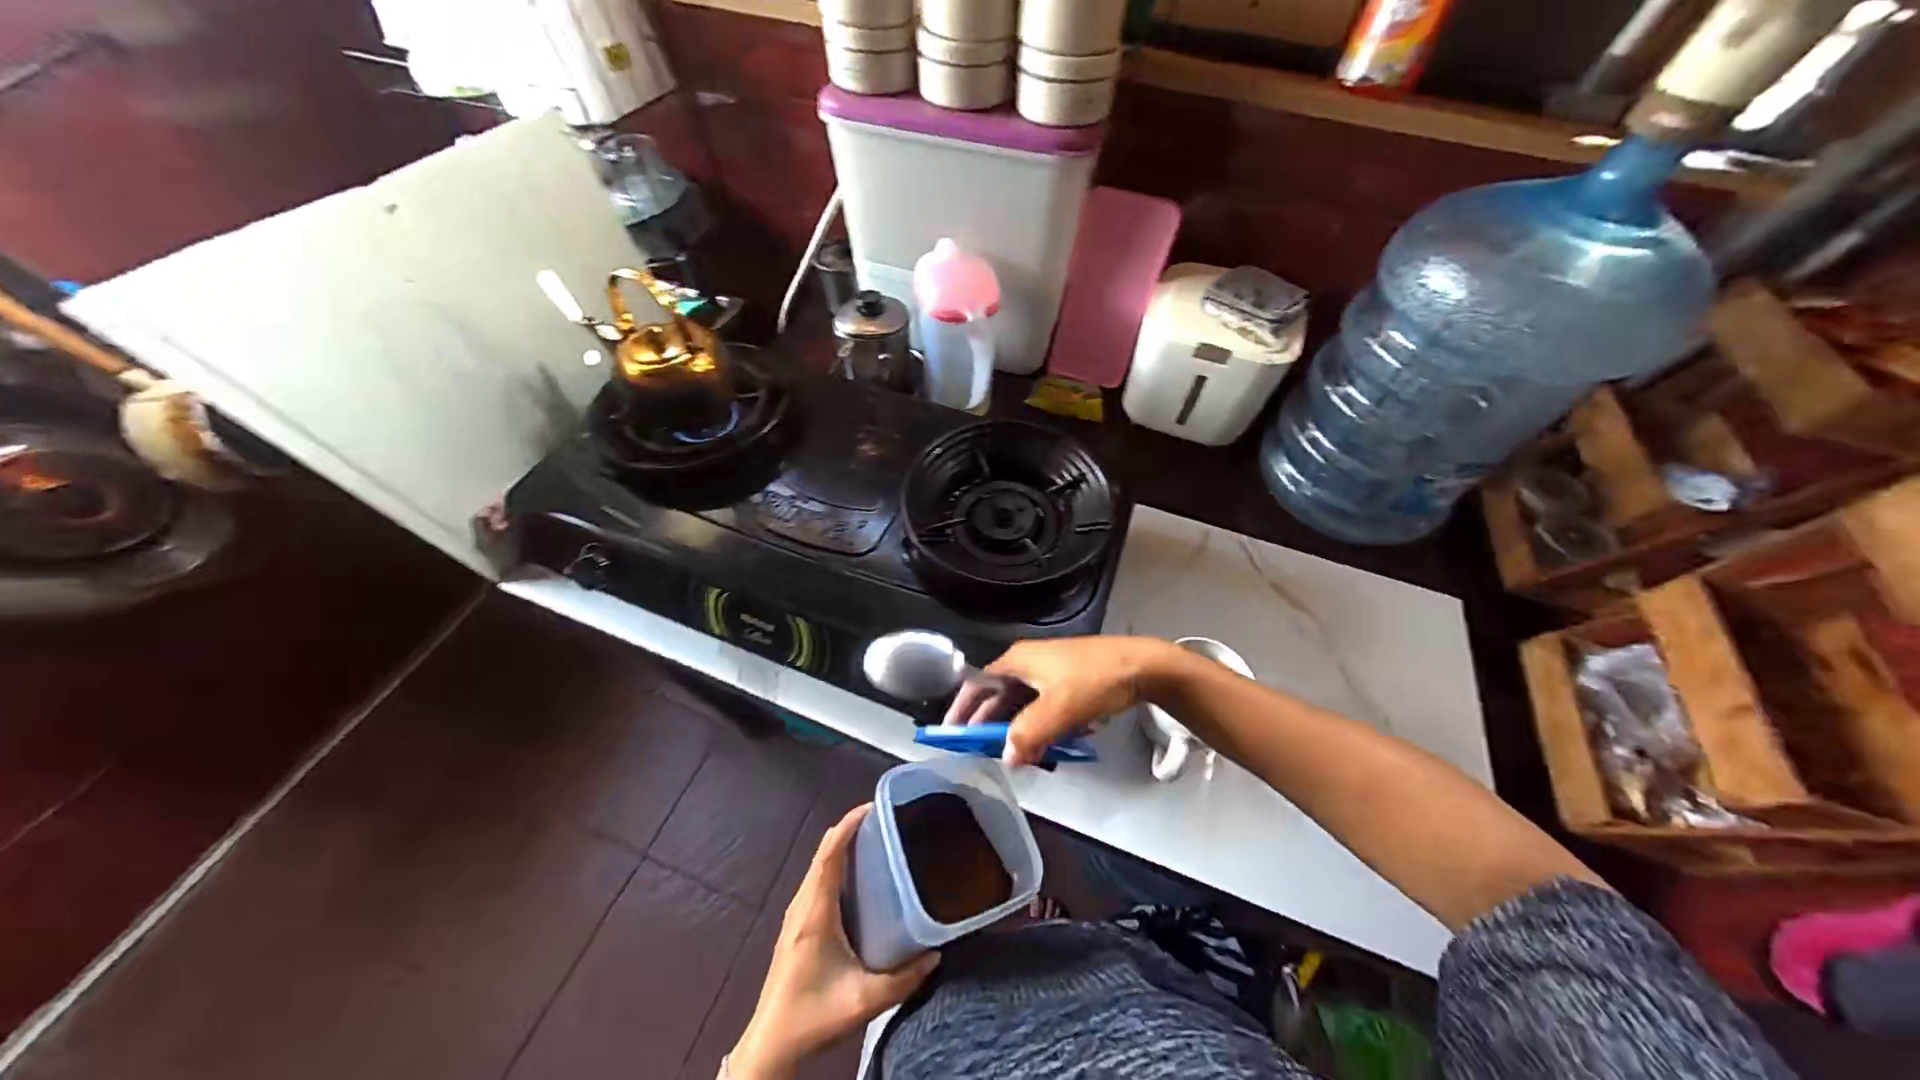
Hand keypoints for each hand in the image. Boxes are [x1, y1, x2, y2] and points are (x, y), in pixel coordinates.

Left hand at [729, 805, 939, 1079]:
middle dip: (850, 831)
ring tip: (875, 842)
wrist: (771, 1043)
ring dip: (841, 848)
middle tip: (883, 822)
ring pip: (818, 868)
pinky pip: (816, 882)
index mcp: (814, 912)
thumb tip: (936, 954)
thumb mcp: (865, 1000)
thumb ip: (905, 979)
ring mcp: (795, 916)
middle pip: (823, 854)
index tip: (871, 807)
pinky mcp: (796, 928)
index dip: (847, 826)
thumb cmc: (814, 1015)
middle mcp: (801, 906)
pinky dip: (835, 867)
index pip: (828, 855)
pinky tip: (857, 879)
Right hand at [945, 636, 1179, 766]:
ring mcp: (1049, 672)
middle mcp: (1028, 663)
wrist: (1144, 666)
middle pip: (998, 696)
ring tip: (1022, 757)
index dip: (962, 709)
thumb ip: (1028, 734)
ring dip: (1020, 731)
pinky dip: (1042, 726)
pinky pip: (1043, 707)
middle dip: (992, 726)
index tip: (951, 734)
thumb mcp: (1059, 709)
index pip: (977, 685)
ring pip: (1022, 705)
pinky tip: (1052, 745)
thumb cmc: (1096, 681)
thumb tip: (1006, 757)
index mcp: (1018, 661)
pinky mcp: (1067, 682)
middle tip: (983, 753)